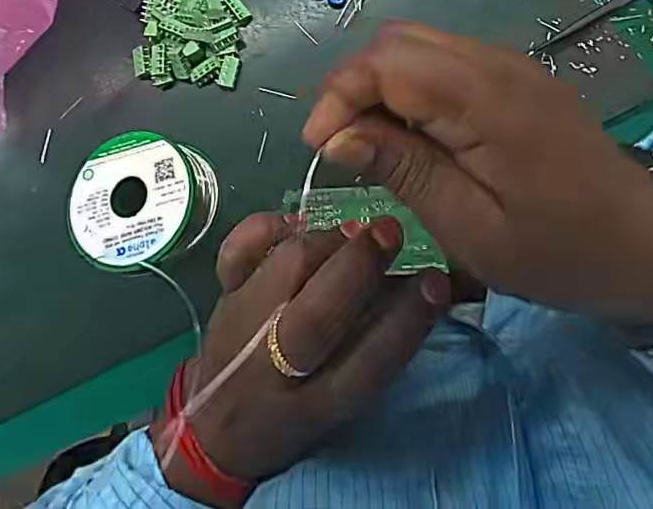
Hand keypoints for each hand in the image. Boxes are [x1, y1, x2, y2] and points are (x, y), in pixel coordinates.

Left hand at [154, 212, 449, 505]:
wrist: (215, 431)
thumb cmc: (293, 416)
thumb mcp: (338, 401)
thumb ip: (372, 347)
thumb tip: (417, 283)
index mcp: (317, 406)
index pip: (367, 365)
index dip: (407, 321)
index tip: (436, 280)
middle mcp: (275, 369)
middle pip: (316, 316)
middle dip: (357, 266)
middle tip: (390, 231)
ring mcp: (243, 326)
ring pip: (282, 275)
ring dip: (324, 242)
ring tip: (355, 230)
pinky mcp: (221, 297)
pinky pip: (236, 255)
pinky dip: (263, 228)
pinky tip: (294, 222)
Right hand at [303, 21, 652, 341]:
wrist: (648, 241)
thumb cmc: (559, 250)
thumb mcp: (471, 228)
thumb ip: (403, 168)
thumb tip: (336, 136)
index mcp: (487, 100)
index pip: (388, 63)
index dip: (340, 95)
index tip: (320, 147)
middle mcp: (493, 61)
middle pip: (396, 40)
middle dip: (353, 84)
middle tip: (341, 143)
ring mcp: (505, 60)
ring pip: (415, 42)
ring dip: (378, 81)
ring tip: (369, 137)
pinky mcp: (509, 70)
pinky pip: (440, 57)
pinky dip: (407, 82)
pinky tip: (410, 128)